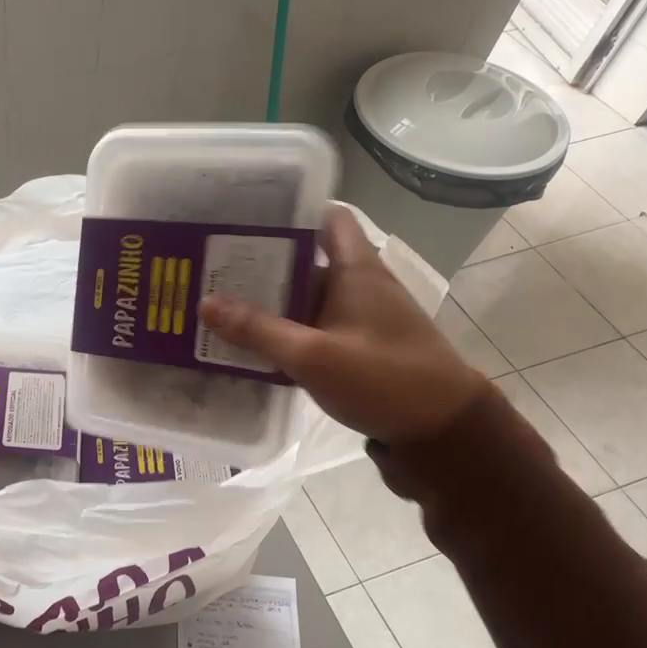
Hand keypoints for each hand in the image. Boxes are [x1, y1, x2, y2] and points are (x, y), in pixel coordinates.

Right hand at [200, 208, 486, 443]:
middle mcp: (358, 288)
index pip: (327, 220)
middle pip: (304, 264)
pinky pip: (310, 334)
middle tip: (207, 270)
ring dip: (266, 307)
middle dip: (259, 266)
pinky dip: (282, 338)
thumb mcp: (313, 355)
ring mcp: (358, 322)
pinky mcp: (356, 353)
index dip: (289, 214)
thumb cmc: (384, 380)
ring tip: (213, 309)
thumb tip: (204, 301)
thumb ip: (258, 330)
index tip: (242, 220)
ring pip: (303, 303)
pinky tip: (245, 351)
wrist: (442, 432)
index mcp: (356, 270)